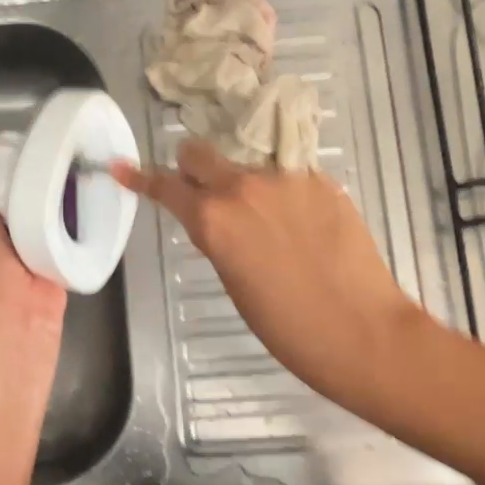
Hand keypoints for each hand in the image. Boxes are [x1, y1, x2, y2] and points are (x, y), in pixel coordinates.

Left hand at [0, 131, 67, 330]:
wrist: (20, 334)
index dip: (4, 162)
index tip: (30, 139)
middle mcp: (5, 241)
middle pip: (23, 200)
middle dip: (40, 178)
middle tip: (66, 152)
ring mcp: (34, 257)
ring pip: (47, 219)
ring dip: (61, 200)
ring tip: (85, 172)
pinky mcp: (59, 270)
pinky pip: (69, 241)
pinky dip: (80, 226)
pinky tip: (95, 208)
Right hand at [112, 140, 420, 396]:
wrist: (362, 330)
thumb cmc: (287, 326)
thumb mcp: (233, 282)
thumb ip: (218, 240)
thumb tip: (218, 222)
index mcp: (213, 219)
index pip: (166, 185)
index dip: (140, 177)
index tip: (121, 167)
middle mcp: (245, 188)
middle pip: (201, 153)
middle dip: (192, 168)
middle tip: (201, 193)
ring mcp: (289, 180)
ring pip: (249, 168)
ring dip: (245, 187)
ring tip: (269, 229)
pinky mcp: (324, 184)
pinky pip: (289, 180)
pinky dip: (284, 198)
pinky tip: (303, 231)